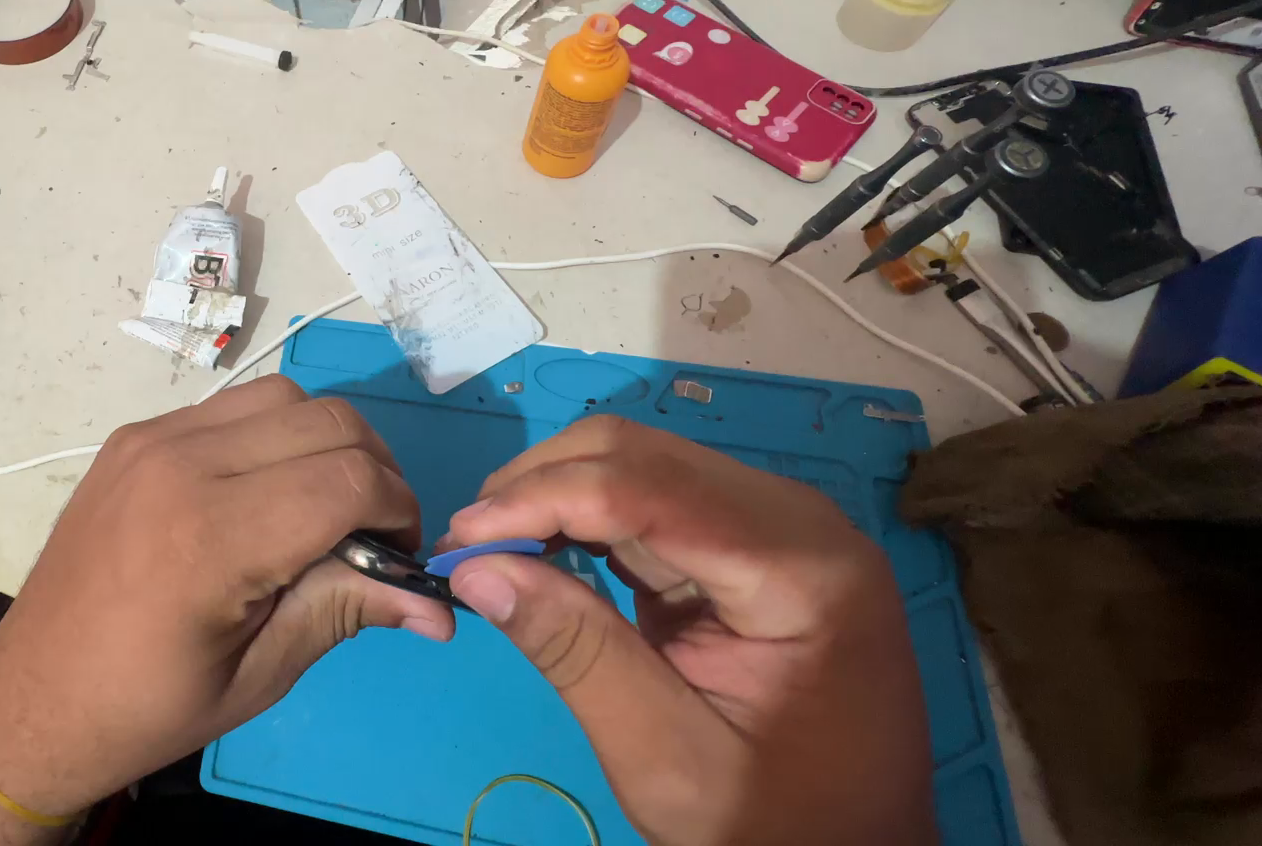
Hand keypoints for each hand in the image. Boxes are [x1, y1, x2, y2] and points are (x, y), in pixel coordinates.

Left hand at [0, 376, 455, 841]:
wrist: (33, 693)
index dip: (397, 510)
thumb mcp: (257, 675)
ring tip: (324, 500)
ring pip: (285, 397)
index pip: (348, 481)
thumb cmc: (147, 704)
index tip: (398, 553)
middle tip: (372, 529)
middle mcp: (182, 463)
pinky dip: (275, 432)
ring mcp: (153, 438)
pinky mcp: (137, 432)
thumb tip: (439, 608)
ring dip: (327, 440)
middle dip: (375, 469)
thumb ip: (346, 613)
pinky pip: (234, 405)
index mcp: (211, 537)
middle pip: (327, 422)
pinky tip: (266, 484)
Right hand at [442, 416, 934, 845]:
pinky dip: (575, 513)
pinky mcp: (735, 533)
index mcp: (800, 567)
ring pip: (627, 461)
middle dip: (537, 486)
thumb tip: (475, 568)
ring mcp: (763, 519)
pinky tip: (538, 548)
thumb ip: (575, 652)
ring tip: (492, 547)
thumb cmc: (774, 823)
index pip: (644, 488)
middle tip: (469, 545)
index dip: (540, 499)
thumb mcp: (666, 758)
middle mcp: (788, 516)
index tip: (461, 540)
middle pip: (634, 454)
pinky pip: (637, 495)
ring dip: (549, 494)